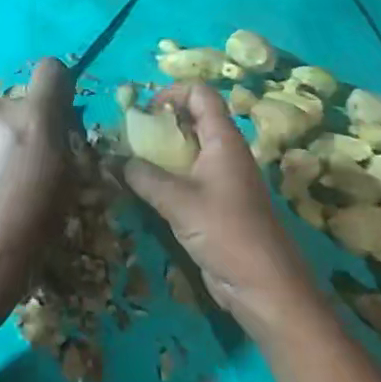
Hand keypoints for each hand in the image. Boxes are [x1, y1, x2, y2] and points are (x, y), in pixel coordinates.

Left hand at [0, 59, 73, 308]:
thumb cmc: (38, 218)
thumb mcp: (70, 177)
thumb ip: (61, 139)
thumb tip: (56, 126)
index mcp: (37, 115)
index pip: (51, 69)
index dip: (56, 85)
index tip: (56, 109)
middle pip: (17, 104)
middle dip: (21, 124)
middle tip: (22, 161)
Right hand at [122, 82, 317, 335]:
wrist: (265, 288)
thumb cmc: (227, 233)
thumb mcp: (179, 201)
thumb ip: (144, 176)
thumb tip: (114, 160)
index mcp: (223, 140)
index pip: (200, 94)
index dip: (171, 93)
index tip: (144, 113)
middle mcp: (223, 152)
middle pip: (191, 119)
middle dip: (158, 124)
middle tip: (128, 140)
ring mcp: (220, 179)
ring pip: (186, 151)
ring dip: (158, 153)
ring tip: (128, 164)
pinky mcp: (214, 205)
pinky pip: (185, 179)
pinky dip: (164, 178)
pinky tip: (142, 192)